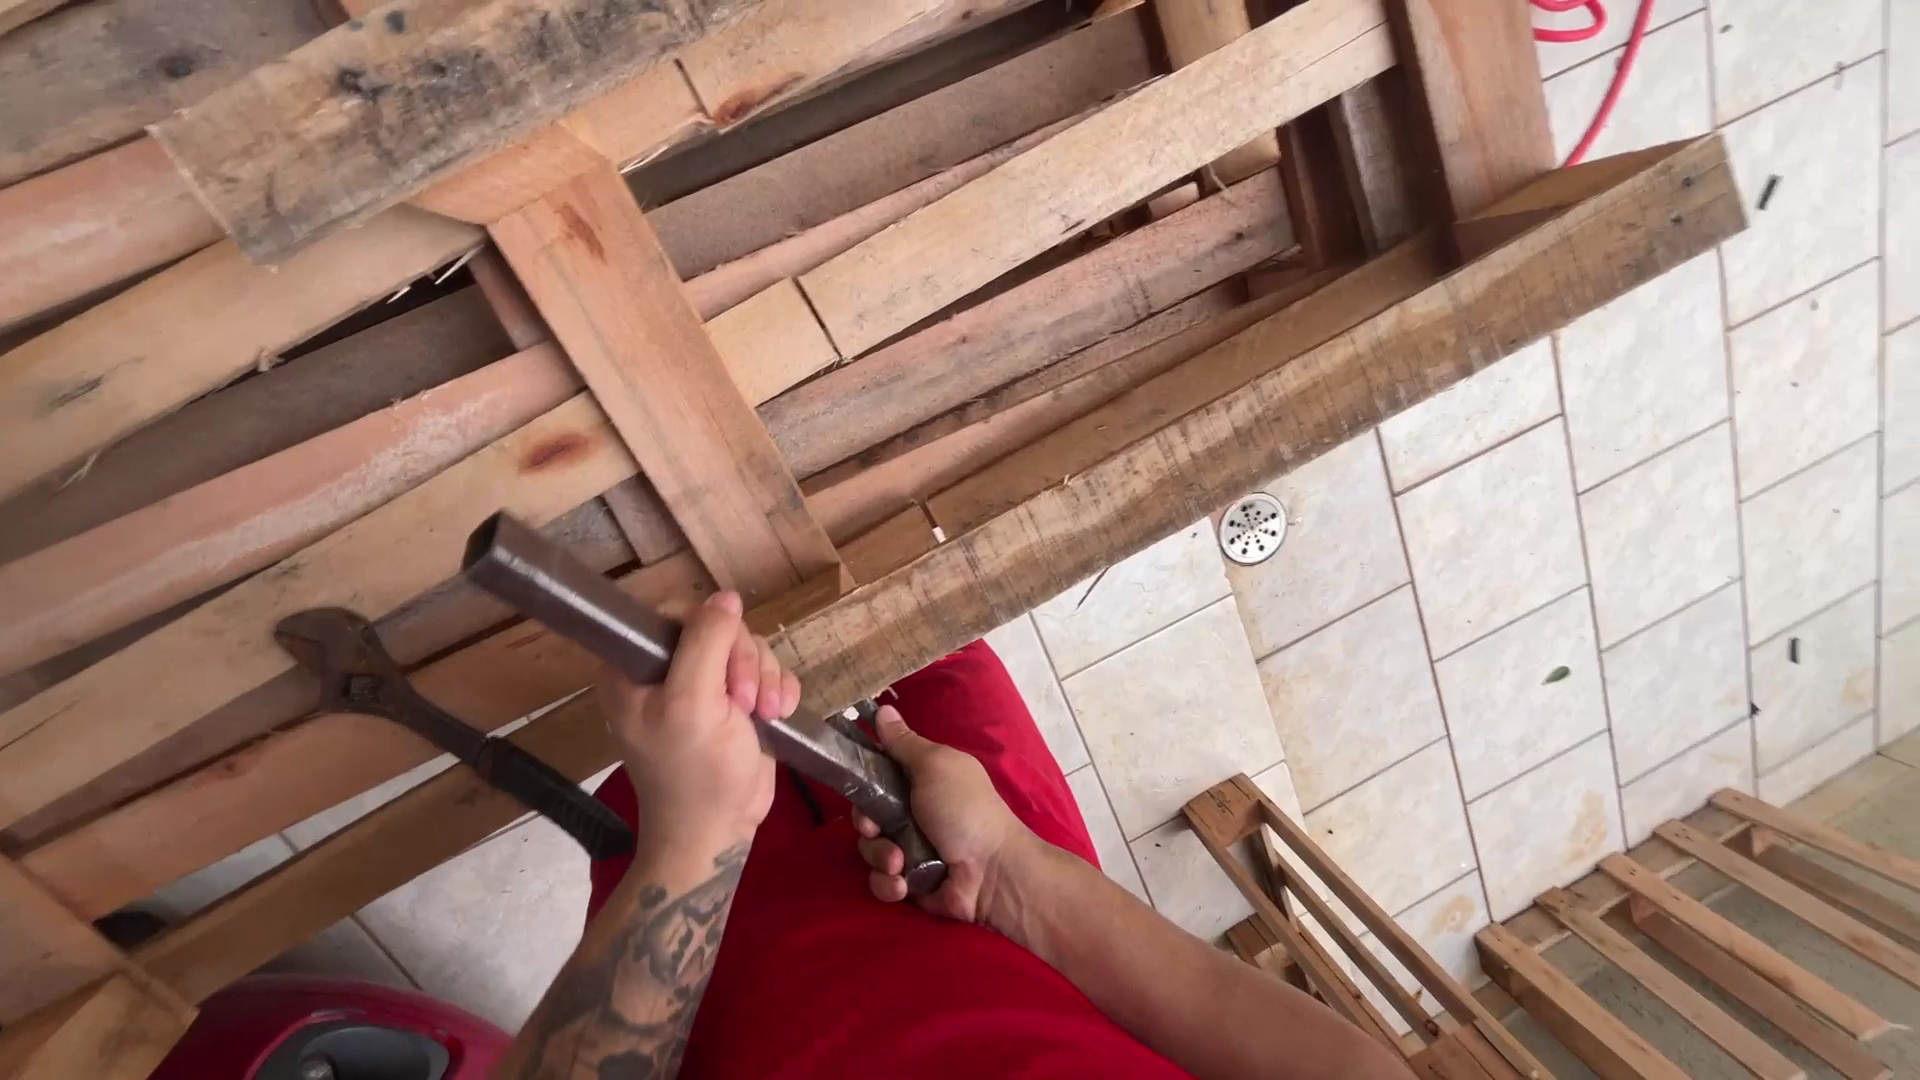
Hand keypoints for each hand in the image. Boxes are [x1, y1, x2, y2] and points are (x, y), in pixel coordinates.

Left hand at [597, 591, 798, 859]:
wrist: (720, 830)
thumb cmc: (694, 772)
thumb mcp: (692, 704)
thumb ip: (706, 644)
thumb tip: (728, 596)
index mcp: (635, 668)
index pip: (677, 615)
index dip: (710, 632)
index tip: (722, 669)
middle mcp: (669, 670)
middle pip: (722, 630)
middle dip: (744, 664)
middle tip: (745, 704)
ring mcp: (707, 686)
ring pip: (749, 649)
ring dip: (765, 679)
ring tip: (765, 714)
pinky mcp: (739, 700)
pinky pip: (768, 670)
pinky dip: (778, 689)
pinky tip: (778, 715)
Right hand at [851, 706, 1034, 923]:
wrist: (991, 872)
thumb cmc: (963, 809)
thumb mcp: (934, 766)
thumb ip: (904, 742)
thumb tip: (882, 708)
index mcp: (921, 779)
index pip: (878, 775)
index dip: (864, 782)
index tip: (862, 788)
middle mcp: (913, 811)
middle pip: (867, 814)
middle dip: (868, 824)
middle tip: (877, 829)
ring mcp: (911, 848)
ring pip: (870, 850)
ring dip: (880, 856)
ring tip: (900, 863)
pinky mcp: (910, 882)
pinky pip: (881, 882)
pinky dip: (889, 884)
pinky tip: (904, 884)